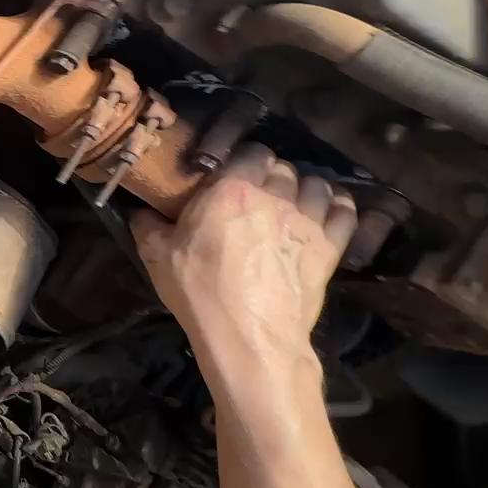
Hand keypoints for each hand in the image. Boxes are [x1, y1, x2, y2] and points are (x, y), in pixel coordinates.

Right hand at [131, 144, 357, 395]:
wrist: (248, 334)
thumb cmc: (198, 288)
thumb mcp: (156, 254)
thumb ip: (147, 224)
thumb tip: (141, 210)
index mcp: (230, 191)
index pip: (252, 153)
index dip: (244, 159)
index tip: (232, 171)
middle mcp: (274, 197)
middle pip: (285, 168)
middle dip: (272, 173)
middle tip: (256, 190)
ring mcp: (308, 221)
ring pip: (318, 185)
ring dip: (305, 187)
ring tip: (292, 199)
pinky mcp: (331, 248)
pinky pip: (345, 212)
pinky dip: (337, 206)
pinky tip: (326, 211)